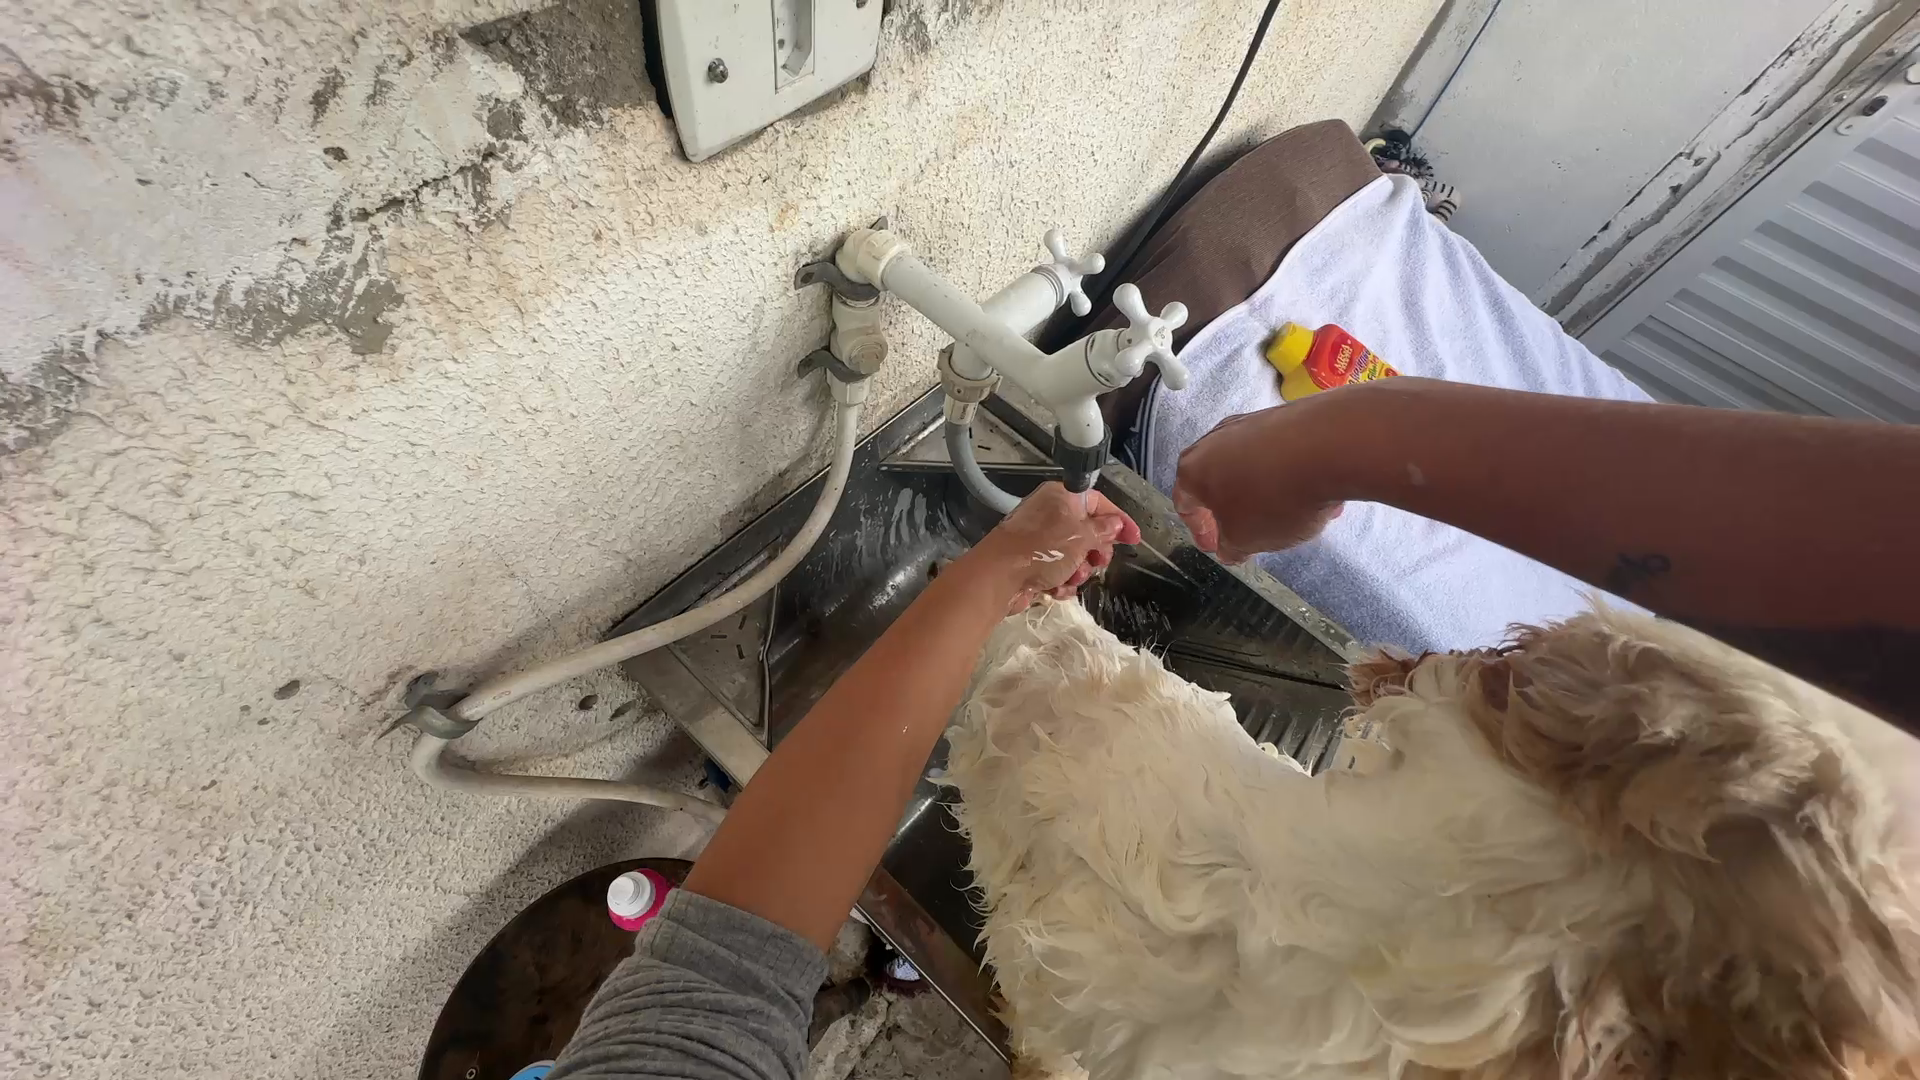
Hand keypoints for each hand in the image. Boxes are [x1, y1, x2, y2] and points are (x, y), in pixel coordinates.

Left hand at [963, 482, 1140, 612]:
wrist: (999, 577)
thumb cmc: (1042, 549)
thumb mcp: (1081, 536)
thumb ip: (1104, 529)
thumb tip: (1115, 524)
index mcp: (1061, 497)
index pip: (1098, 502)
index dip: (1118, 520)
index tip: (1134, 539)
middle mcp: (1050, 515)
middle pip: (1088, 532)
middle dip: (1095, 551)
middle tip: (1097, 561)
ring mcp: (1039, 541)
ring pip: (1075, 557)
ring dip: (1079, 571)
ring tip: (1071, 576)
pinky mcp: (1033, 564)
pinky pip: (1059, 573)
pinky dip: (1062, 582)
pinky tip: (1056, 588)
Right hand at [1171, 400, 1347, 563]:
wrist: (1330, 446)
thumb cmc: (1275, 495)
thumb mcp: (1246, 539)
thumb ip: (1232, 547)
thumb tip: (1230, 548)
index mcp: (1192, 470)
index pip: (1186, 505)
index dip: (1201, 531)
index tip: (1218, 545)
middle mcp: (1216, 441)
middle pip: (1217, 481)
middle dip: (1233, 510)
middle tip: (1247, 530)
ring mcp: (1251, 424)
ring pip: (1251, 467)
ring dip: (1265, 493)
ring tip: (1291, 516)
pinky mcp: (1285, 417)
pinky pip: (1281, 453)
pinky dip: (1290, 475)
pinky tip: (1313, 494)